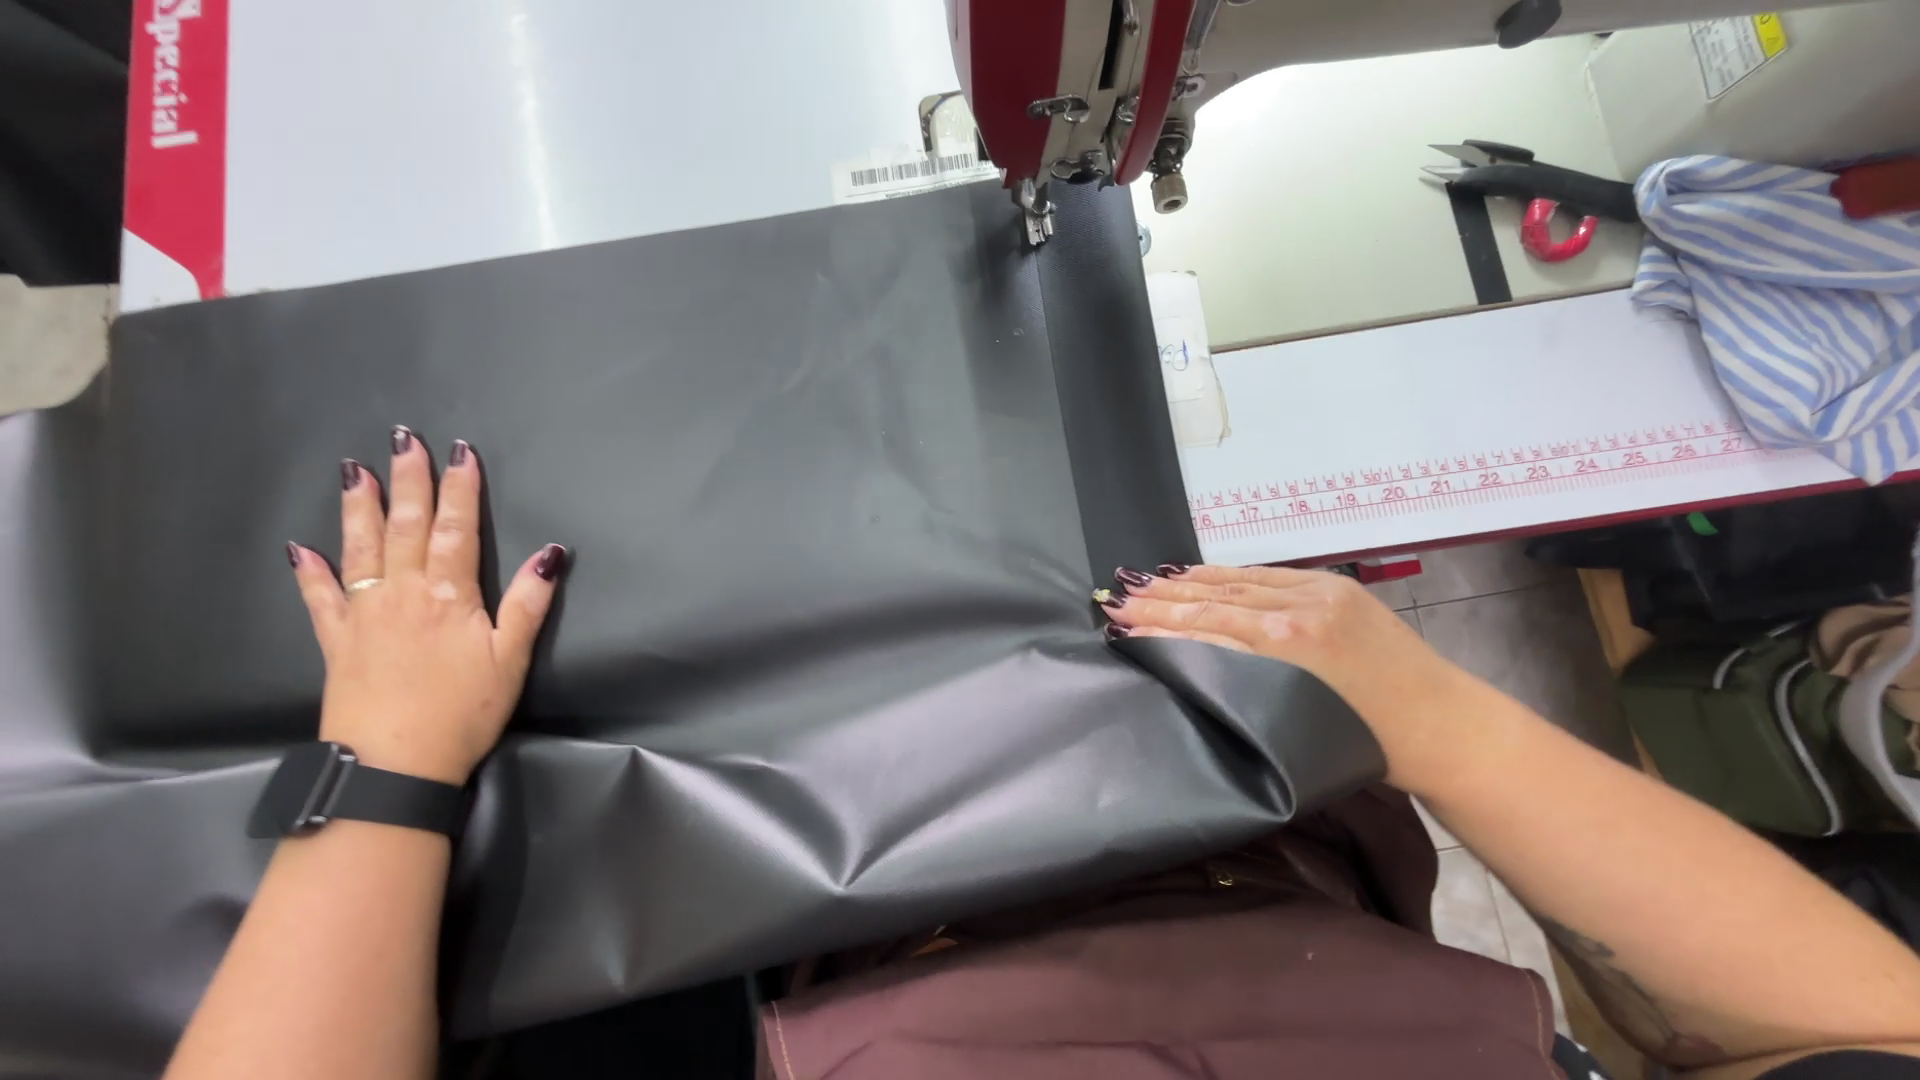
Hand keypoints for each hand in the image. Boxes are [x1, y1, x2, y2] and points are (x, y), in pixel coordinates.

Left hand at [286, 427, 565, 784]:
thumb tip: (551, 553)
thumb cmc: (464, 711)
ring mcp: (364, 615)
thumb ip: (529, 603)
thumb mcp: (511, 659)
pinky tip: (300, 548)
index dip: (460, 489)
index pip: (457, 530)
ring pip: (362, 550)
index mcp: (449, 595)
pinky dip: (310, 571)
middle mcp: (403, 594)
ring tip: (355, 472)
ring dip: (361, 509)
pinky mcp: (337, 641)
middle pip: (407, 527)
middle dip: (409, 482)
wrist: (393, 764)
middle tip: (404, 440)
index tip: (459, 452)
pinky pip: (320, 598)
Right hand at [1099, 564, 1475, 786]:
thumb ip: (1243, 681)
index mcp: (1290, 647)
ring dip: (1189, 582)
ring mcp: (1319, 593)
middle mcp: (1300, 610)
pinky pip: (1267, 575)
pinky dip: (1228, 575)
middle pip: (1216, 599)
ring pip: (1238, 581)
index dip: (1161, 625)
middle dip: (1163, 599)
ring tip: (1148, 581)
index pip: (1208, 627)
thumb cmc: (1369, 744)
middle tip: (1118, 597)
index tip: (1120, 622)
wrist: (1446, 726)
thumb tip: (1191, 660)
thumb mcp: (1296, 718)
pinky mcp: (1334, 586)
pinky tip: (1201, 574)